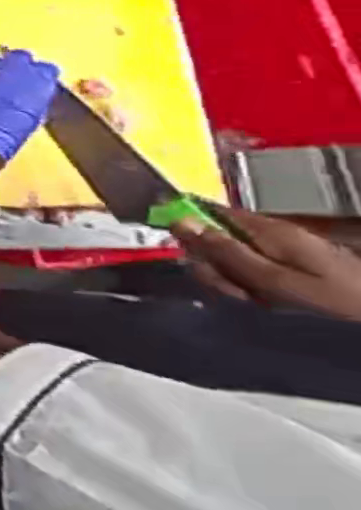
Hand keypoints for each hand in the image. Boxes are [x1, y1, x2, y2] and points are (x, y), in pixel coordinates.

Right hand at [172, 208, 360, 320]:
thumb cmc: (333, 296)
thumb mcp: (271, 278)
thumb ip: (223, 250)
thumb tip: (179, 222)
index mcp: (266, 231)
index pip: (211, 212)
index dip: (187, 222)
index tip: (177, 245)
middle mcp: (271, 232)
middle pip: (215, 237)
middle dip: (210, 263)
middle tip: (229, 288)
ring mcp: (281, 246)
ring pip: (229, 254)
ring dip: (228, 276)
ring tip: (252, 297)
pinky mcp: (289, 259)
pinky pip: (249, 264)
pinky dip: (247, 281)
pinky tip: (262, 297)